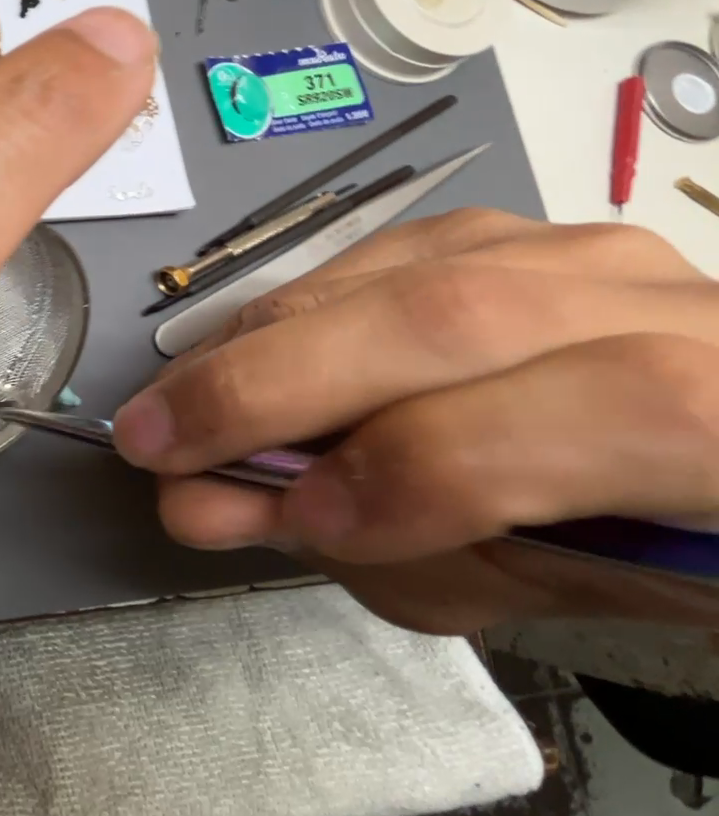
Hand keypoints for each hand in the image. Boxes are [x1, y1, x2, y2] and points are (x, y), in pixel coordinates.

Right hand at [113, 209, 718, 633]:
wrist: (673, 445)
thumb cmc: (607, 544)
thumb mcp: (526, 586)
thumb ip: (373, 548)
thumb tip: (200, 506)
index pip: (620, 414)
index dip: (432, 468)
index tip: (293, 515)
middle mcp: (683, 304)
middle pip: (454, 320)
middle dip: (270, 387)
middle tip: (150, 442)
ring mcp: (575, 246)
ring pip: (391, 279)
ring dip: (250, 349)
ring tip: (175, 407)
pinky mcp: (490, 229)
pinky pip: (361, 259)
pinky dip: (275, 317)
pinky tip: (237, 359)